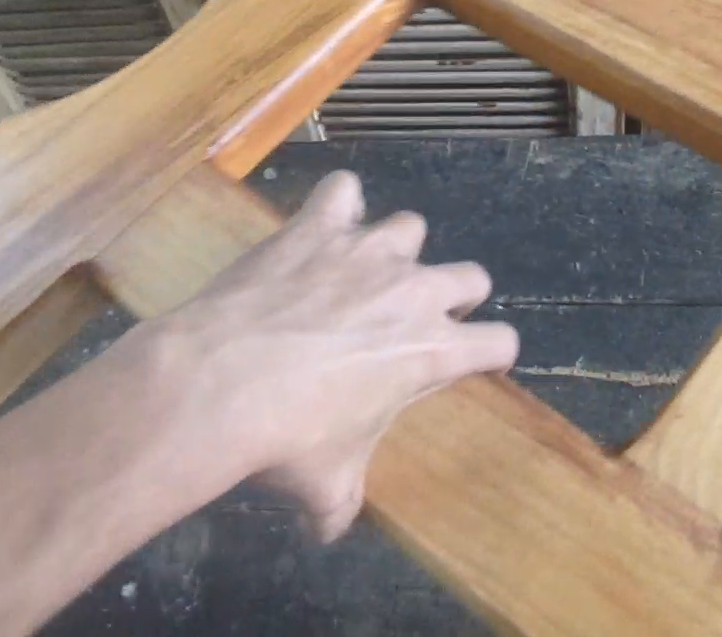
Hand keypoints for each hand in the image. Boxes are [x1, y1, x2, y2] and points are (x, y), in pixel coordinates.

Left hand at [117, 171, 518, 540]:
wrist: (220, 384)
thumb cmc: (288, 438)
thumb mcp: (327, 485)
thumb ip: (341, 505)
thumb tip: (329, 531)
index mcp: (432, 350)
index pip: (500, 342)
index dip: (494, 352)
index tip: (480, 358)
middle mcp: (414, 291)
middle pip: (471, 274)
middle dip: (455, 294)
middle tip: (413, 317)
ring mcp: (369, 251)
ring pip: (411, 227)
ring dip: (396, 249)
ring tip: (363, 270)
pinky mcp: (322, 226)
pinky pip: (344, 191)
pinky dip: (337, 206)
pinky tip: (321, 226)